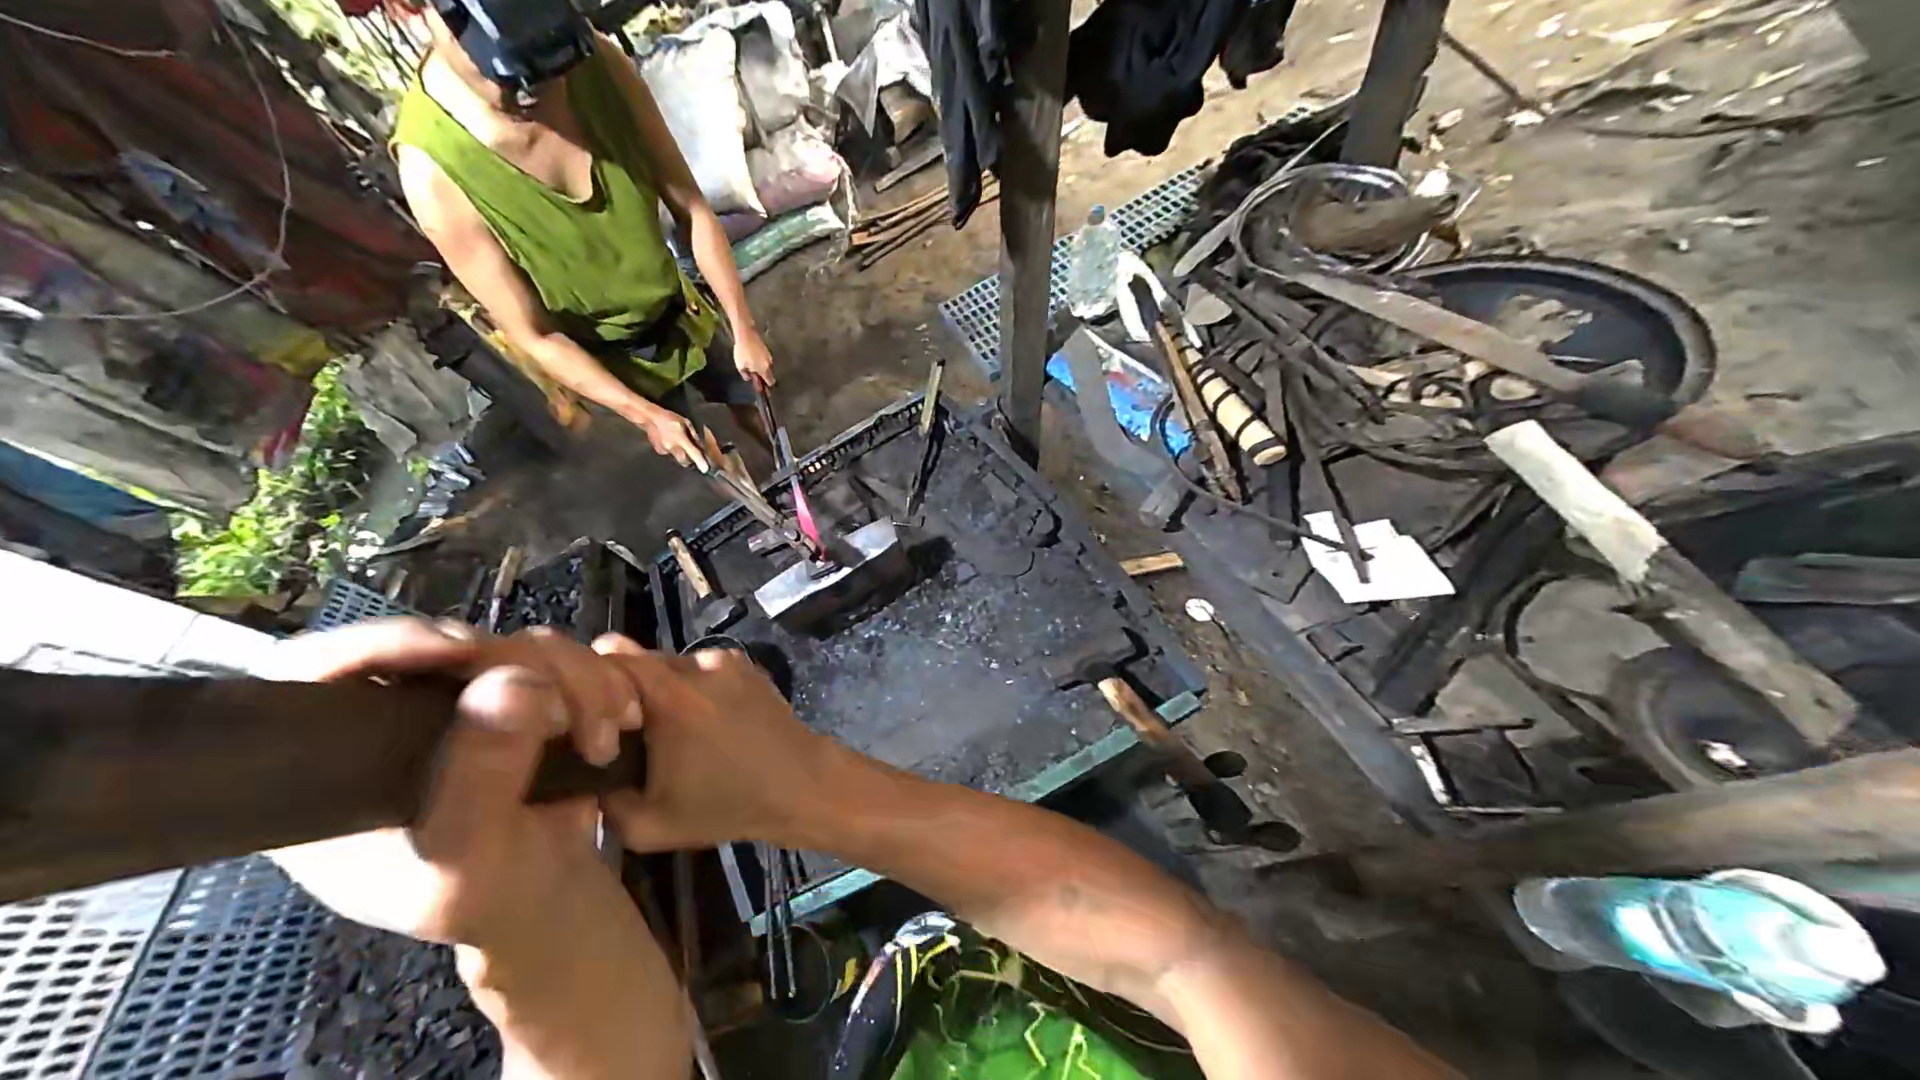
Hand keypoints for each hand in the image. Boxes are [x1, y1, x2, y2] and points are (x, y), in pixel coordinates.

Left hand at [268, 619, 643, 949]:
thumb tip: (516, 683)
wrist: (552, 893)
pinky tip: (622, 718)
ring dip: (582, 683)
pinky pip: (568, 656)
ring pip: (523, 644)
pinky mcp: (528, 691)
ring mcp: (469, 698)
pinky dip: (603, 680)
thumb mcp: (468, 862)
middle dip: (527, 671)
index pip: (318, 672)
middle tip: (569, 721)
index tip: (458, 652)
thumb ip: (480, 780)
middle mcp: (401, 714)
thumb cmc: (489, 897)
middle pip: (453, 645)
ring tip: (605, 738)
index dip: (380, 644)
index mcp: (339, 762)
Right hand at [591, 636, 841, 851]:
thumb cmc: (727, 806)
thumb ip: (603, 802)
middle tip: (619, 721)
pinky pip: (702, 667)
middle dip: (624, 686)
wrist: (800, 785)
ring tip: (665, 724)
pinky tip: (702, 718)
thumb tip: (578, 776)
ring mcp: (726, 661)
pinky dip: (693, 685)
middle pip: (640, 658)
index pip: (612, 657)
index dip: (590, 675)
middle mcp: (698, 667)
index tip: (581, 705)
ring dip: (661, 687)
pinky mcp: (745, 664)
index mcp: (672, 698)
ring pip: (672, 662)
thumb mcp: (650, 825)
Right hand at [632, 405, 705, 469]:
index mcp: (680, 440)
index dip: (700, 462)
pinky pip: (670, 454)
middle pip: (685, 462)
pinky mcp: (659, 451)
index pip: (693, 454)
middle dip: (691, 461)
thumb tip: (701, 444)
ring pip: (677, 459)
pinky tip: (671, 443)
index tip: (705, 469)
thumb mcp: (686, 422)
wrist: (649, 418)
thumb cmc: (669, 418)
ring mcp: (665, 451)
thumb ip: (694, 434)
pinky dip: (673, 451)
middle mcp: (672, 448)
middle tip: (694, 456)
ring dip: (682, 455)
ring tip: (681, 446)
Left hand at [733, 327, 774, 387]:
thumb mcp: (740, 366)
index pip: (770, 382)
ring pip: (767, 366)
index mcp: (764, 370)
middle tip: (753, 373)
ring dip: (761, 367)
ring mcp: (769, 356)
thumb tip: (749, 378)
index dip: (766, 385)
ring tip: (751, 363)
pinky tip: (752, 356)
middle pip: (769, 374)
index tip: (761, 386)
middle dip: (763, 375)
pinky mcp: (767, 349)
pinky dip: (760, 360)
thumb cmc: (743, 352)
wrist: (746, 334)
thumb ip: (745, 374)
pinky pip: (765, 359)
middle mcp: (769, 364)